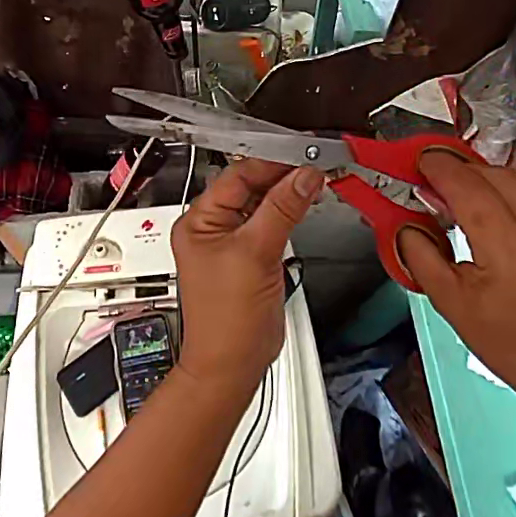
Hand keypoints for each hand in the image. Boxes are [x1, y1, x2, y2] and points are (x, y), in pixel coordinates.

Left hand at [171, 159, 323, 387]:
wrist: (232, 363)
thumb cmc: (225, 320)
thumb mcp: (255, 253)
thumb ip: (281, 209)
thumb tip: (303, 176)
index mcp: (198, 220)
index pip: (237, 175)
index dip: (271, 162)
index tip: (303, 153)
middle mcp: (211, 228)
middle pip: (250, 187)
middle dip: (283, 175)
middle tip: (317, 165)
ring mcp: (231, 242)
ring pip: (262, 204)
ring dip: (288, 193)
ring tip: (316, 181)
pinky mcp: (250, 257)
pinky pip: (270, 224)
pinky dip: (289, 213)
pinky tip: (306, 204)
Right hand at [398, 152, 515, 407]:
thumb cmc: (511, 344)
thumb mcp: (451, 305)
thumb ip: (421, 256)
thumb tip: (405, 222)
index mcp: (513, 258)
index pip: (472, 193)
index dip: (443, 171)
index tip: (424, 161)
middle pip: (498, 179)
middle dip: (462, 170)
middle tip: (436, 176)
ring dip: (489, 182)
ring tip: (466, 197)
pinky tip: (504, 215)